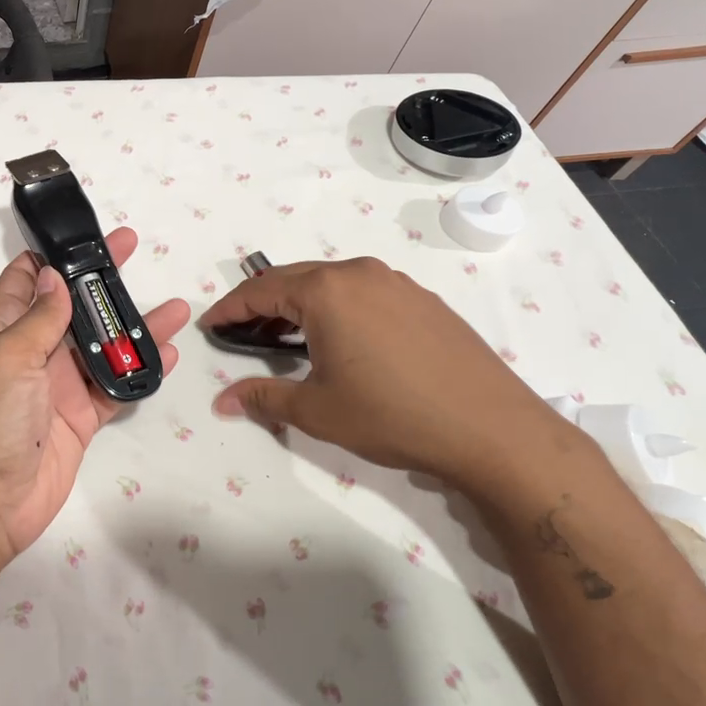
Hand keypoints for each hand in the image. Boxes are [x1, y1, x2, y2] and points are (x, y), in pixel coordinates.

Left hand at [0, 228, 186, 562]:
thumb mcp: (10, 357)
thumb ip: (38, 316)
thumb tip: (53, 274)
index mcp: (6, 329)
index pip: (25, 279)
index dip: (51, 255)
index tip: (81, 234)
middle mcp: (33, 350)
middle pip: (71, 305)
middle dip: (100, 280)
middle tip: (133, 248)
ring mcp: (59, 384)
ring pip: (102, 345)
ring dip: (133, 326)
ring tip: (176, 307)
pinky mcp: (81, 416)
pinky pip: (115, 386)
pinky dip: (140, 370)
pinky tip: (168, 355)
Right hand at [202, 257, 567, 487]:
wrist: (495, 432)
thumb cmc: (394, 416)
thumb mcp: (317, 410)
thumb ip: (263, 397)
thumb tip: (221, 401)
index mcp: (326, 291)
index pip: (260, 291)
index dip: (229, 309)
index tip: (209, 326)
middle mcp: (359, 274)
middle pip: (293, 278)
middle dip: (261, 303)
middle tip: (240, 331)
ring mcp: (397, 283)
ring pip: (330, 282)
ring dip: (300, 303)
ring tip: (285, 336)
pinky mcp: (425, 301)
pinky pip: (364, 292)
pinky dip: (337, 308)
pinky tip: (340, 340)